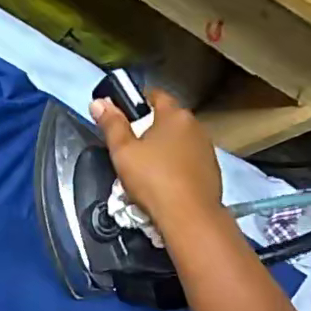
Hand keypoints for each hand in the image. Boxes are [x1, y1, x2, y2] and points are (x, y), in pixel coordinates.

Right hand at [89, 88, 222, 233]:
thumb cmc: (152, 180)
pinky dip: (177, 165)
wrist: (189, 216)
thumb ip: (111, 125)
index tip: (124, 115)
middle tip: (131, 148)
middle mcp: (195, 125)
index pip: (156, 95)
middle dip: (150, 128)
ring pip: (180, 140)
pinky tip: (166, 182)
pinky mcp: (211, 170)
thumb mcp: (123, 152)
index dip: (139, 101)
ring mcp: (207, 148)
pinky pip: (189, 160)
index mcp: (174, 115)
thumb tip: (98, 102)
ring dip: (165, 148)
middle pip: (168, 119)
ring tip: (147, 168)